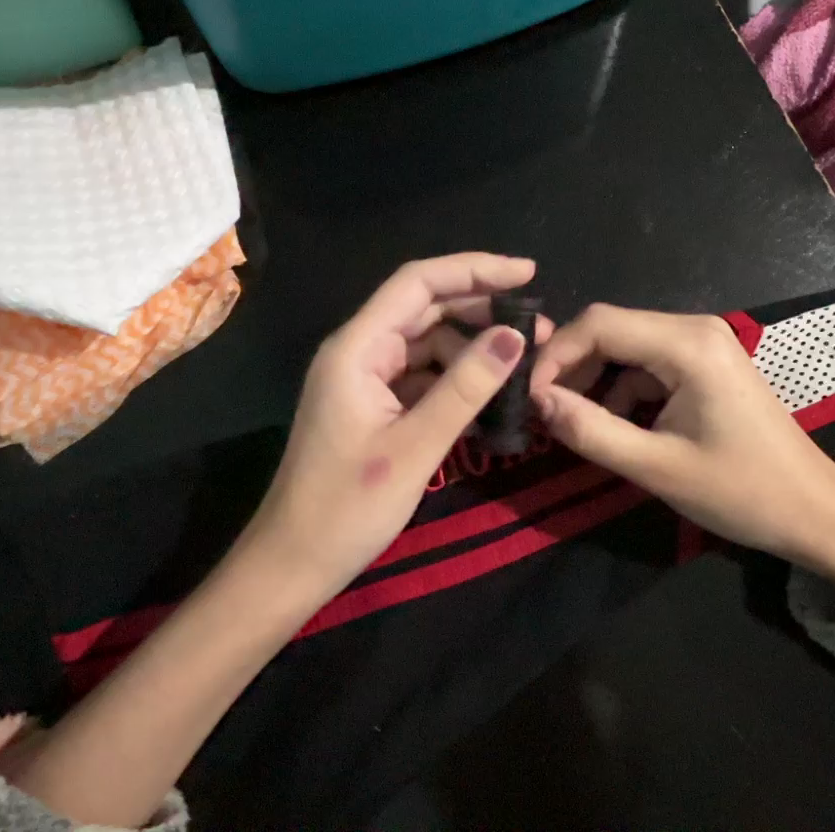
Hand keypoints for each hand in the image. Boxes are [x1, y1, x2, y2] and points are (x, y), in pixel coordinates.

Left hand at [236, 253, 548, 601]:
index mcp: (357, 348)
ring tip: (522, 369)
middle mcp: (358, 352)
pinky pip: (420, 377)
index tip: (528, 273)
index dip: (474, 270)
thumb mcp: (416, 445)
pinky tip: (489, 396)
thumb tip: (516, 335)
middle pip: (425, 309)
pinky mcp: (371, 407)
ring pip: (427, 345)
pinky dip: (455, 380)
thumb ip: (466, 387)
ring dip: (472, 350)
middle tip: (541, 332)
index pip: (418, 284)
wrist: (293, 564)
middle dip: (482, 312)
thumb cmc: (347, 507)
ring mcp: (363, 380)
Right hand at [529, 305, 834, 596]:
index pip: (598, 324)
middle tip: (542, 412)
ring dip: (595, 382)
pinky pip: (648, 366)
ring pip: (626, 348)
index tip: (528, 398)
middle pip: (611, 330)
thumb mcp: (656, 467)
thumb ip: (590, 430)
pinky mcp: (706, 365)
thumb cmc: (741, 491)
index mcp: (688, 344)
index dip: (554, 355)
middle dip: (571, 368)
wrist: (815, 512)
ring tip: (572, 425)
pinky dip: (622, 391)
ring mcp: (704, 344)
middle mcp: (695, 329)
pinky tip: (614, 427)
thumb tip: (536, 402)